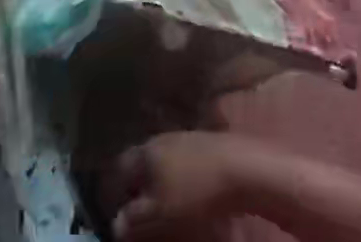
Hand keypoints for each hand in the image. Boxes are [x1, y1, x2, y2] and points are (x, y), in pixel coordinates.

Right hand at [104, 132, 259, 238]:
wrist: (244, 169)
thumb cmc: (194, 192)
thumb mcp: (160, 214)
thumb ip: (135, 219)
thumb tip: (115, 223)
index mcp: (145, 151)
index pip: (122, 167)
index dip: (120, 190)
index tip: (126, 212)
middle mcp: (162, 138)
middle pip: (147, 165)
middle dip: (147, 190)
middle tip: (154, 214)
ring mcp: (188, 138)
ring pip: (171, 165)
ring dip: (171, 188)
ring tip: (181, 213)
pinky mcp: (211, 144)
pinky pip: (194, 168)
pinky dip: (193, 185)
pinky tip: (205, 203)